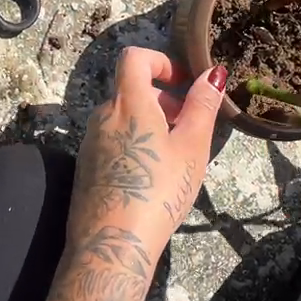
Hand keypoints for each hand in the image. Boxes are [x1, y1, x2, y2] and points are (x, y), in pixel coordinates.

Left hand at [70, 48, 224, 263]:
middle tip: (187, 126)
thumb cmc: (159, 190)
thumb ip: (203, 106)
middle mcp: (103, 115)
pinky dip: (134, 143)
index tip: (182, 82)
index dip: (160, 61)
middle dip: (162, 99)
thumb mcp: (192, 147)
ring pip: (123, 116)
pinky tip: (151, 177)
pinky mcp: (86, 165)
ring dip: (150, 123)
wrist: (112, 243)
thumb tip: (213, 72)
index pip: (134, 57)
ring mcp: (90, 140)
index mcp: (128, 102)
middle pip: (131, 89)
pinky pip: (112, 139)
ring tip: (174, 156)